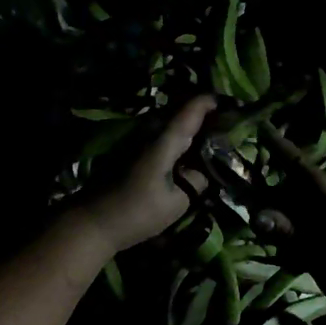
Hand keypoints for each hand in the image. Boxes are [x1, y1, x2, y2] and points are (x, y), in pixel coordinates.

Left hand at [75, 95, 217, 253]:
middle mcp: (152, 134)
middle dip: (206, 117)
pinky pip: (163, 142)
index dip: (211, 102)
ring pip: (172, 129)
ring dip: (192, 132)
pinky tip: (191, 158)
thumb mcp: (176, 202)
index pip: (192, 110)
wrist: (94, 222)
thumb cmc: (137, 212)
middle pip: (182, 116)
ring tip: (214, 142)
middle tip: (229, 127)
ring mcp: (140, 143)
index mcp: (165, 141)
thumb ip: (195, 181)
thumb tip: (203, 171)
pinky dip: (179, 145)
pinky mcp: (134, 156)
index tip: (232, 103)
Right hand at [251, 125, 325, 315]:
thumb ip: (295, 235)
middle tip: (237, 187)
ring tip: (250, 215)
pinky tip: (276, 242)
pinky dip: (293, 235)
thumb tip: (258, 214)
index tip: (262, 128)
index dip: (282, 150)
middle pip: (298, 192)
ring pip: (304, 214)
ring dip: (280, 215)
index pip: (303, 170)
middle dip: (270, 189)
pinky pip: (312, 232)